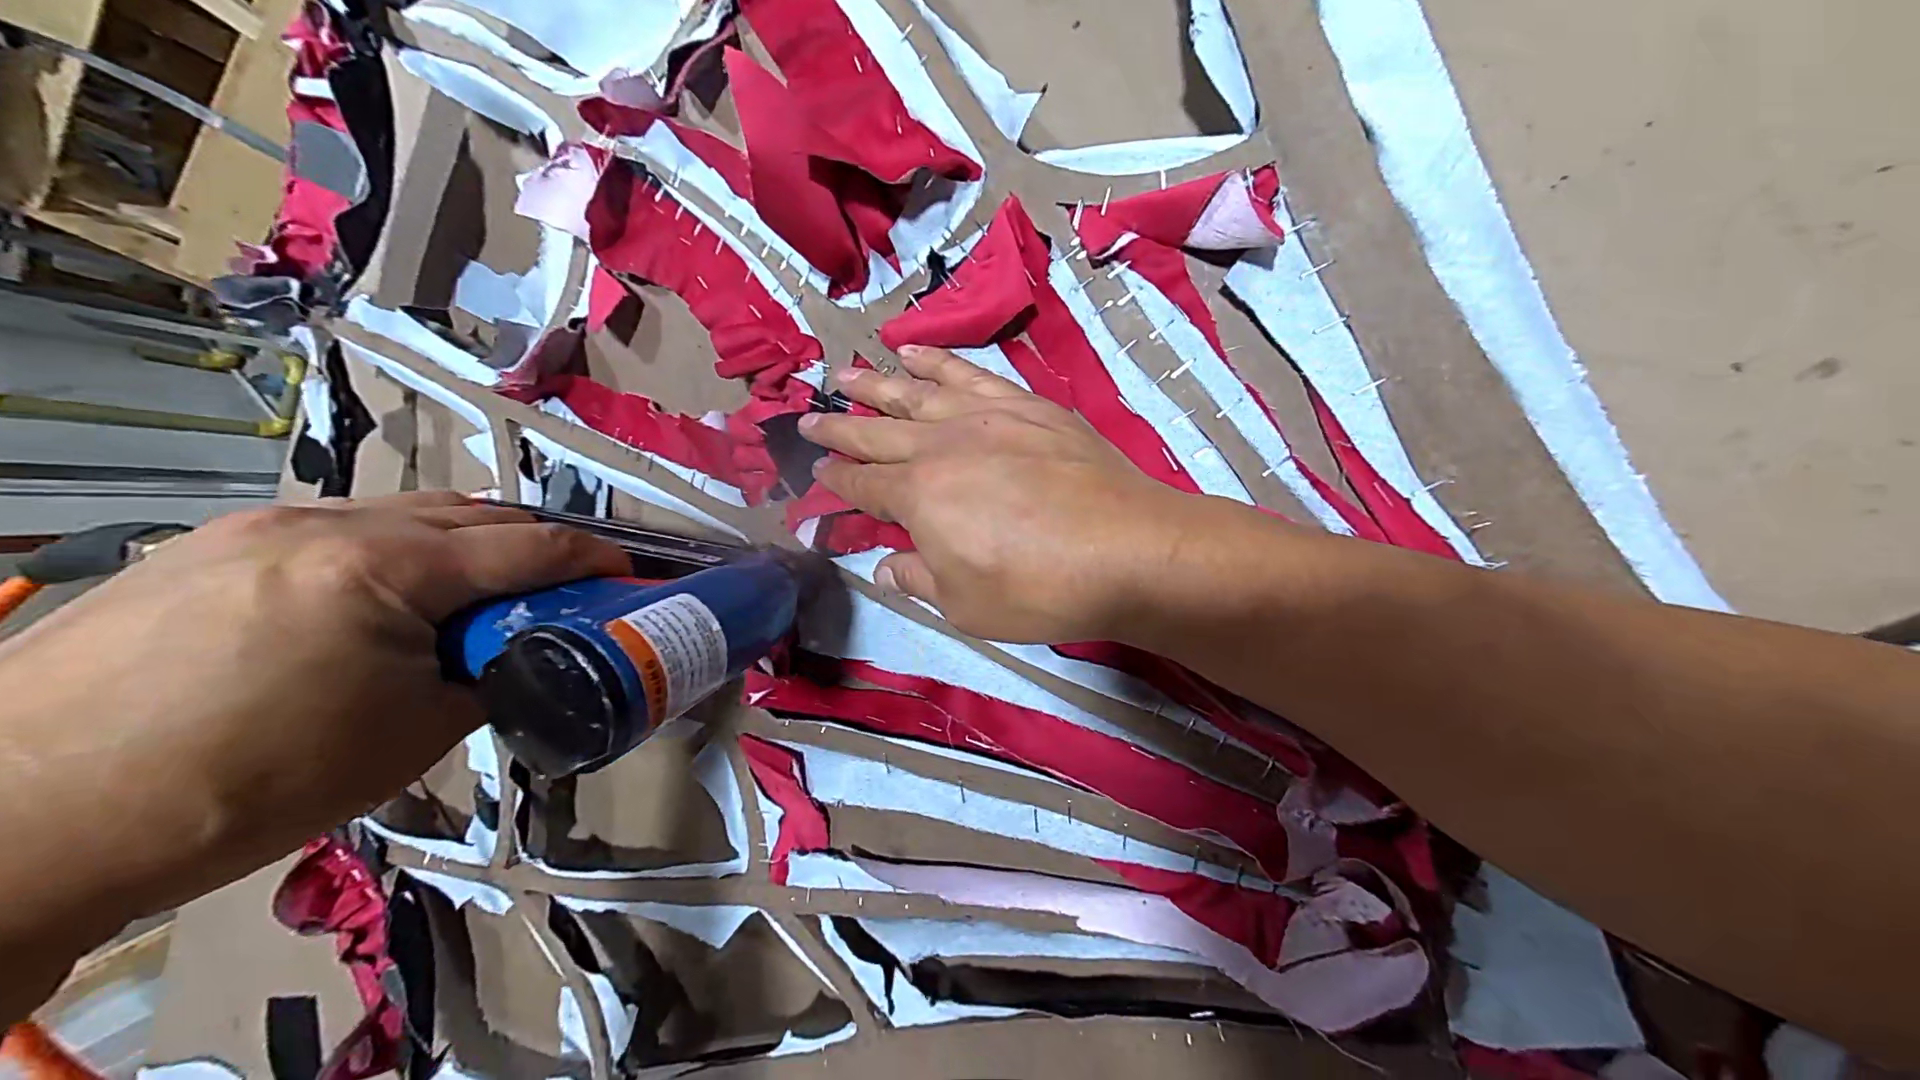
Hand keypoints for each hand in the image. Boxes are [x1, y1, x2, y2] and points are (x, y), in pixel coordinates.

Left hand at [0, 493, 627, 955]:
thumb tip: (514, 656)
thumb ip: (485, 676)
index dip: (591, 556)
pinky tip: (388, 599)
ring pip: (401, 515)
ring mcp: (259, 526)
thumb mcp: (411, 737)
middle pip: (469, 513)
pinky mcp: (209, 545)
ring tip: (482, 589)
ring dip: (461, 544)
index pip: (526, 547)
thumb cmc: (247, 786)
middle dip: (532, 542)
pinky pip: (340, 531)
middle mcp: (327, 524)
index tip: (629, 570)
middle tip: (565, 581)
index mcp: (386, 569)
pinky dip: (395, 553)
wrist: (18, 822)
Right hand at [798, 346, 1206, 642]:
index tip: (816, 474)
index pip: (863, 486)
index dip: (835, 483)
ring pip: (916, 392)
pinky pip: (970, 373)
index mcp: (919, 498)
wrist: (1128, 549)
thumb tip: (885, 566)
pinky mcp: (1026, 405)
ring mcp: (985, 417)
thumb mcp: (965, 605)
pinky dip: (937, 360)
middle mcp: (941, 446)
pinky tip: (915, 352)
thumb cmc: (1040, 589)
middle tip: (807, 419)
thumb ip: (918, 579)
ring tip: (843, 373)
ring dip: (874, 383)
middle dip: (838, 428)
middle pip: (877, 433)